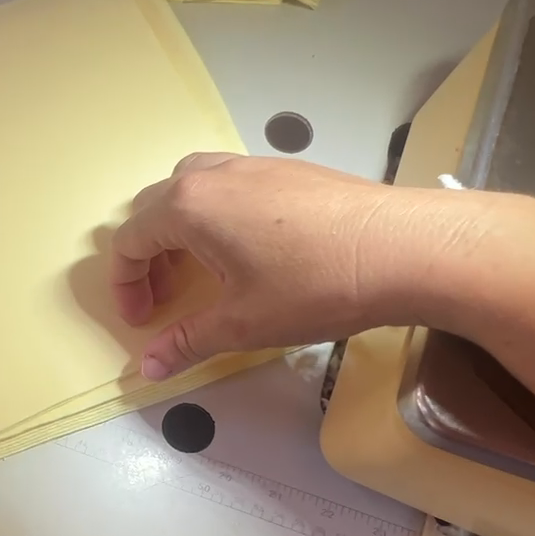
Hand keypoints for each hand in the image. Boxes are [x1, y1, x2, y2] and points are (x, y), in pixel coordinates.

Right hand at [110, 153, 499, 378]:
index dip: (125, 286)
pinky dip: (213, 216)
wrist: (409, 248)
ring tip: (197, 269)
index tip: (143, 322)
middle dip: (146, 255)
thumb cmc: (313, 286)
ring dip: (177, 229)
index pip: (128, 240)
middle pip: (153, 207)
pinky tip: (243, 252)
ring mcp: (253, 166)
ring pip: (190, 187)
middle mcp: (213, 176)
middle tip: (163, 297)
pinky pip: (227, 185)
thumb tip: (148, 370)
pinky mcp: (288, 170)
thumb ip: (185, 342)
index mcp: (189, 207)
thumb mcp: (240, 325)